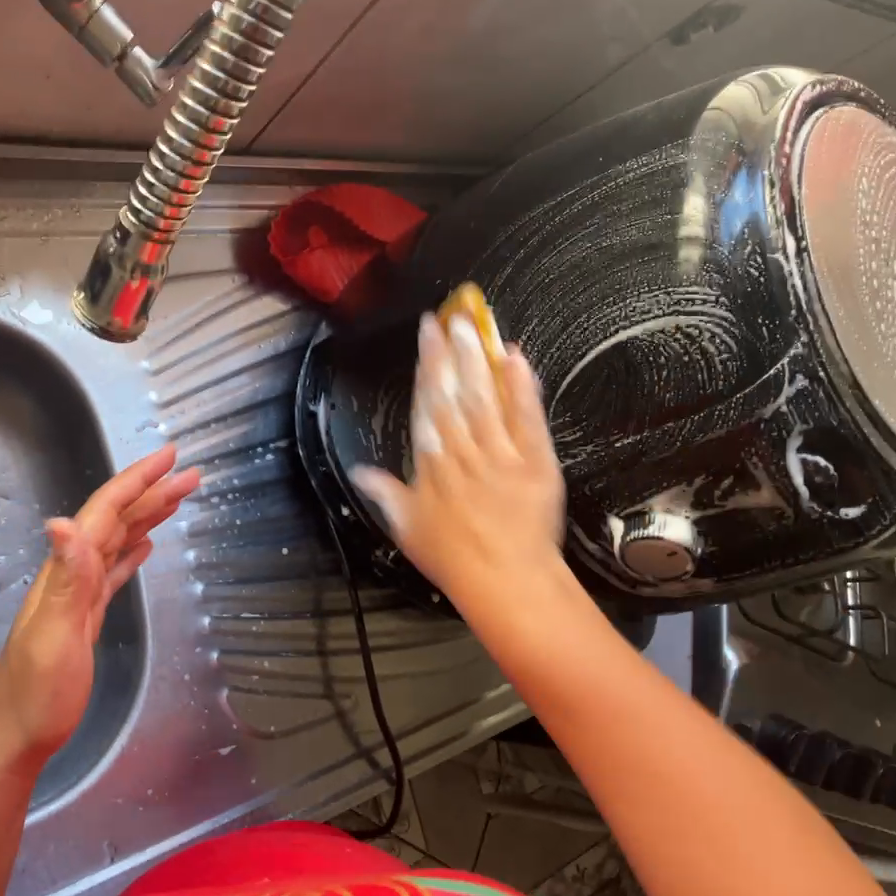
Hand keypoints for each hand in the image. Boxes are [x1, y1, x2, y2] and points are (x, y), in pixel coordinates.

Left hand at [0, 445, 199, 765]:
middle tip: (191, 475)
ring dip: (146, 517)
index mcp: (66, 571)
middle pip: (115, 521)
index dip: (137, 482)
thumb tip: (62, 522)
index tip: (170, 458)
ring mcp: (78, 595)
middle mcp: (71, 574)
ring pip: (116, 542)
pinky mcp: (85, 616)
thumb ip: (66, 581)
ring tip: (177, 499)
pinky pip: (112, 571)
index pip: (105, 513)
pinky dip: (131, 552)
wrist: (17, 735)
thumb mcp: (55, 636)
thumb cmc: (37, 693)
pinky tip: (145, 546)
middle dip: (152, 493)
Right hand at [351, 313, 567, 615]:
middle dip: (451, 351)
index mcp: (433, 463)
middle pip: (455, 393)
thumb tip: (360, 473)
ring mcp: (501, 454)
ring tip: (476, 326)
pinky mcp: (535, 461)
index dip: (427, 366)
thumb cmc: (453, 558)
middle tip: (451, 316)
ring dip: (480, 360)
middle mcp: (464, 451)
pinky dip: (523, 388)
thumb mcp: (407, 527)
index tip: (426, 335)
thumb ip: (385, 493)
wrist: (505, 579)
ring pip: (487, 398)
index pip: (427, 403)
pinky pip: (527, 419)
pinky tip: (517, 359)